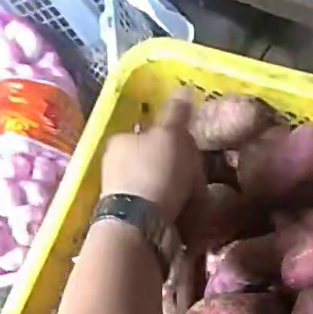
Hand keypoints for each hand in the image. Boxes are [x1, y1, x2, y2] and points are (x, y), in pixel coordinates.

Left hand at [100, 88, 204, 224]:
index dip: (175, 140)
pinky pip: (159, 209)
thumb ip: (176, 114)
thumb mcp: (170, 136)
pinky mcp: (131, 220)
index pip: (150, 133)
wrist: (141, 225)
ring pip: (159, 187)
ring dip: (178, 193)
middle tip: (197, 179)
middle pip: (156, 161)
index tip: (192, 152)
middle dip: (178, 170)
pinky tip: (185, 216)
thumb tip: (183, 88)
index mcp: (121, 139)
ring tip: (195, 201)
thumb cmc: (156, 172)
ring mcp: (121, 194)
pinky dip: (174, 211)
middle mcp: (116, 165)